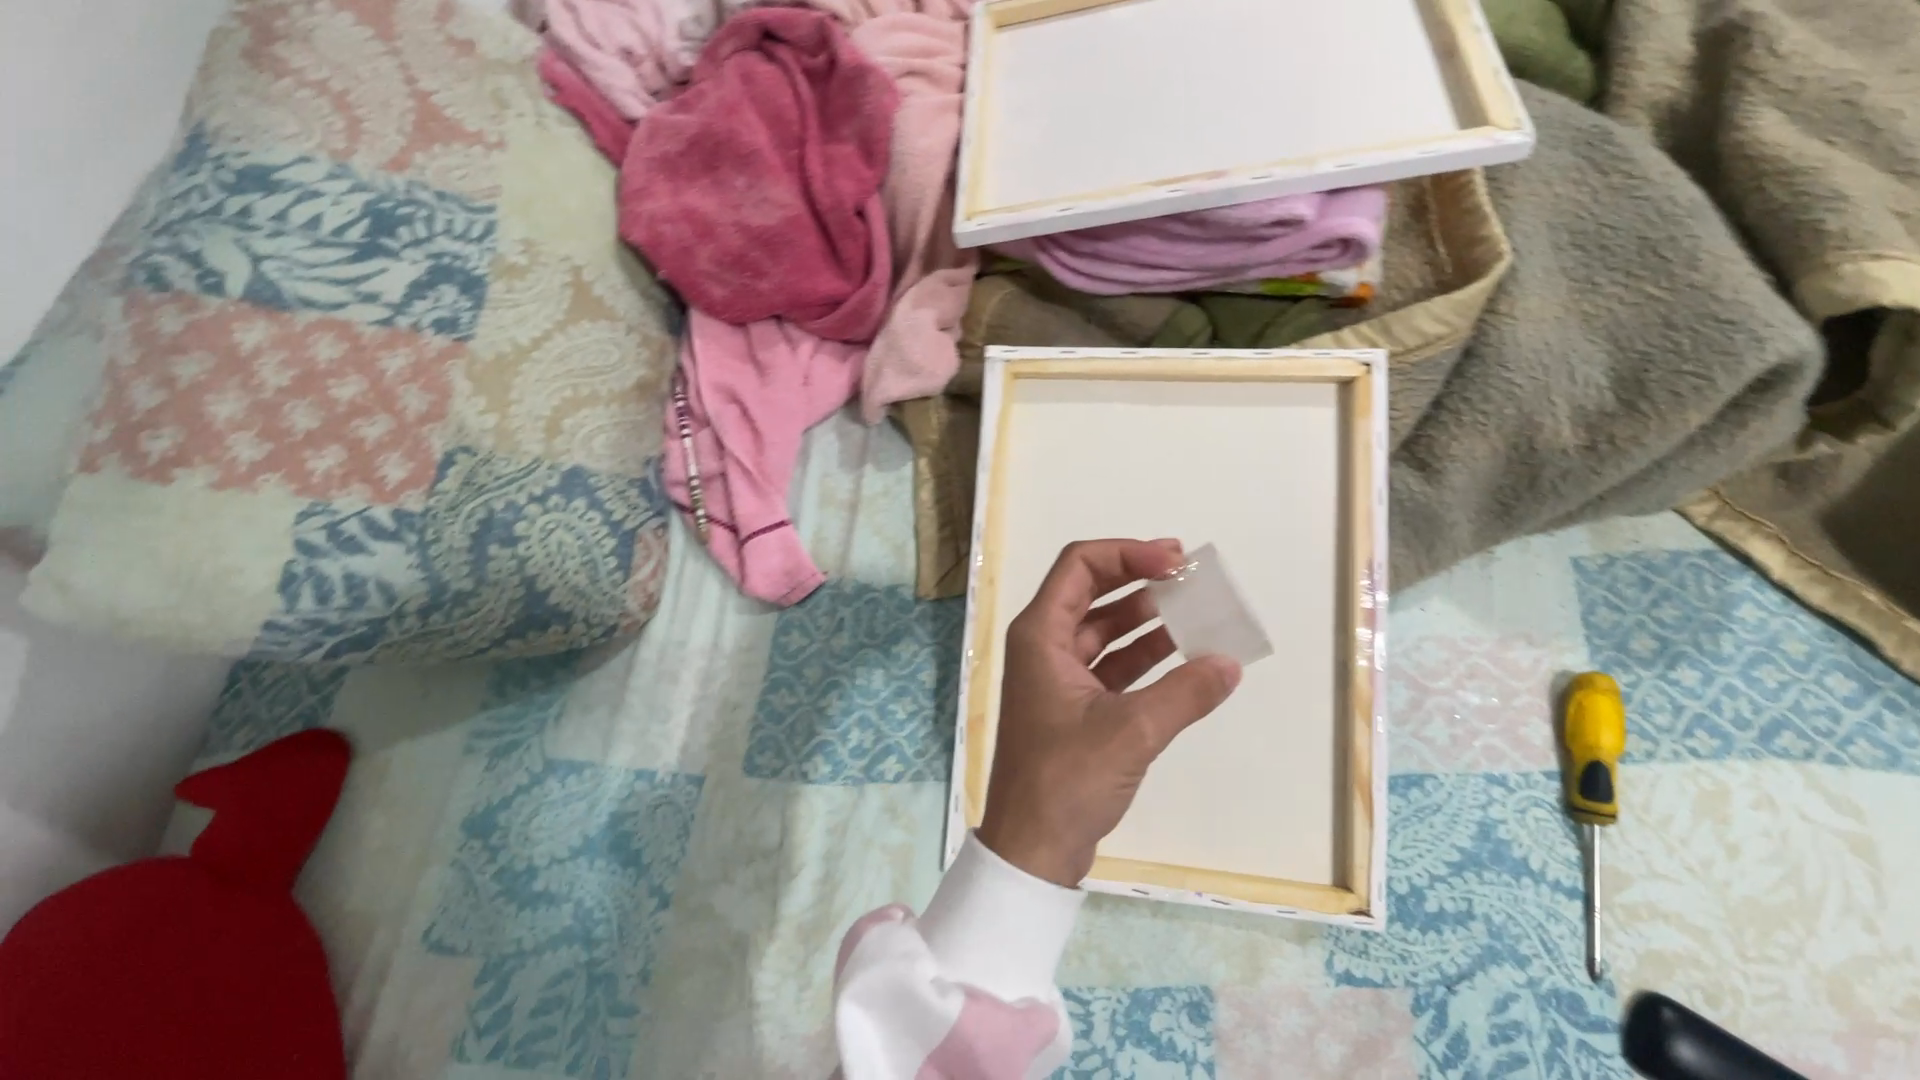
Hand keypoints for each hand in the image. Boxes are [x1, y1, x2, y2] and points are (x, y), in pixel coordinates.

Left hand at [977, 539, 1242, 887]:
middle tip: (1190, 574)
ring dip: (1148, 619)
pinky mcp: (1075, 707)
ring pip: (1106, 630)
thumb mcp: (1131, 731)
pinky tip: (1187, 658)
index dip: (1127, 553)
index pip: (1080, 566)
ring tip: (1197, 611)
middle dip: (1140, 578)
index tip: (1175, 560)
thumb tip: (1230, 662)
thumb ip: (1185, 693)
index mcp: (1040, 635)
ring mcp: (1058, 678)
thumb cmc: (1067, 779)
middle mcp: (1044, 647)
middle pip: (1093, 592)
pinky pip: (1114, 666)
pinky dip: (1146, 659)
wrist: (1033, 846)